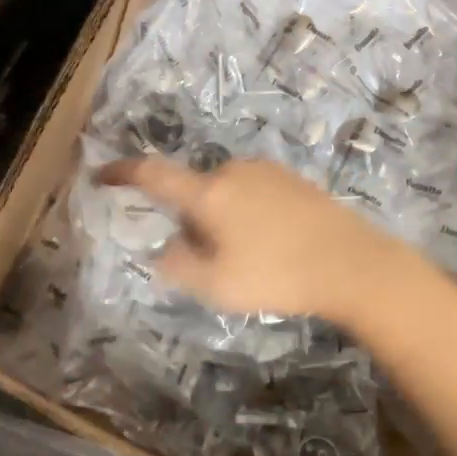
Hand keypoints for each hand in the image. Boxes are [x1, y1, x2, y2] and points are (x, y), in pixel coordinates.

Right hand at [96, 155, 418, 322]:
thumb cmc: (277, 276)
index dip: (122, 173)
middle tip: (209, 264)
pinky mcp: (294, 180)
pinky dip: (247, 217)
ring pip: (224, 195)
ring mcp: (267, 171)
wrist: (355, 265)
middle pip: (193, 192)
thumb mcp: (215, 285)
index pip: (153, 175)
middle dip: (190, 222)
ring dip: (221, 220)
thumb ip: (178, 265)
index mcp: (208, 192)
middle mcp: (233, 170)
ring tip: (248, 261)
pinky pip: (252, 195)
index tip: (101, 174)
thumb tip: (166, 249)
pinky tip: (273, 248)